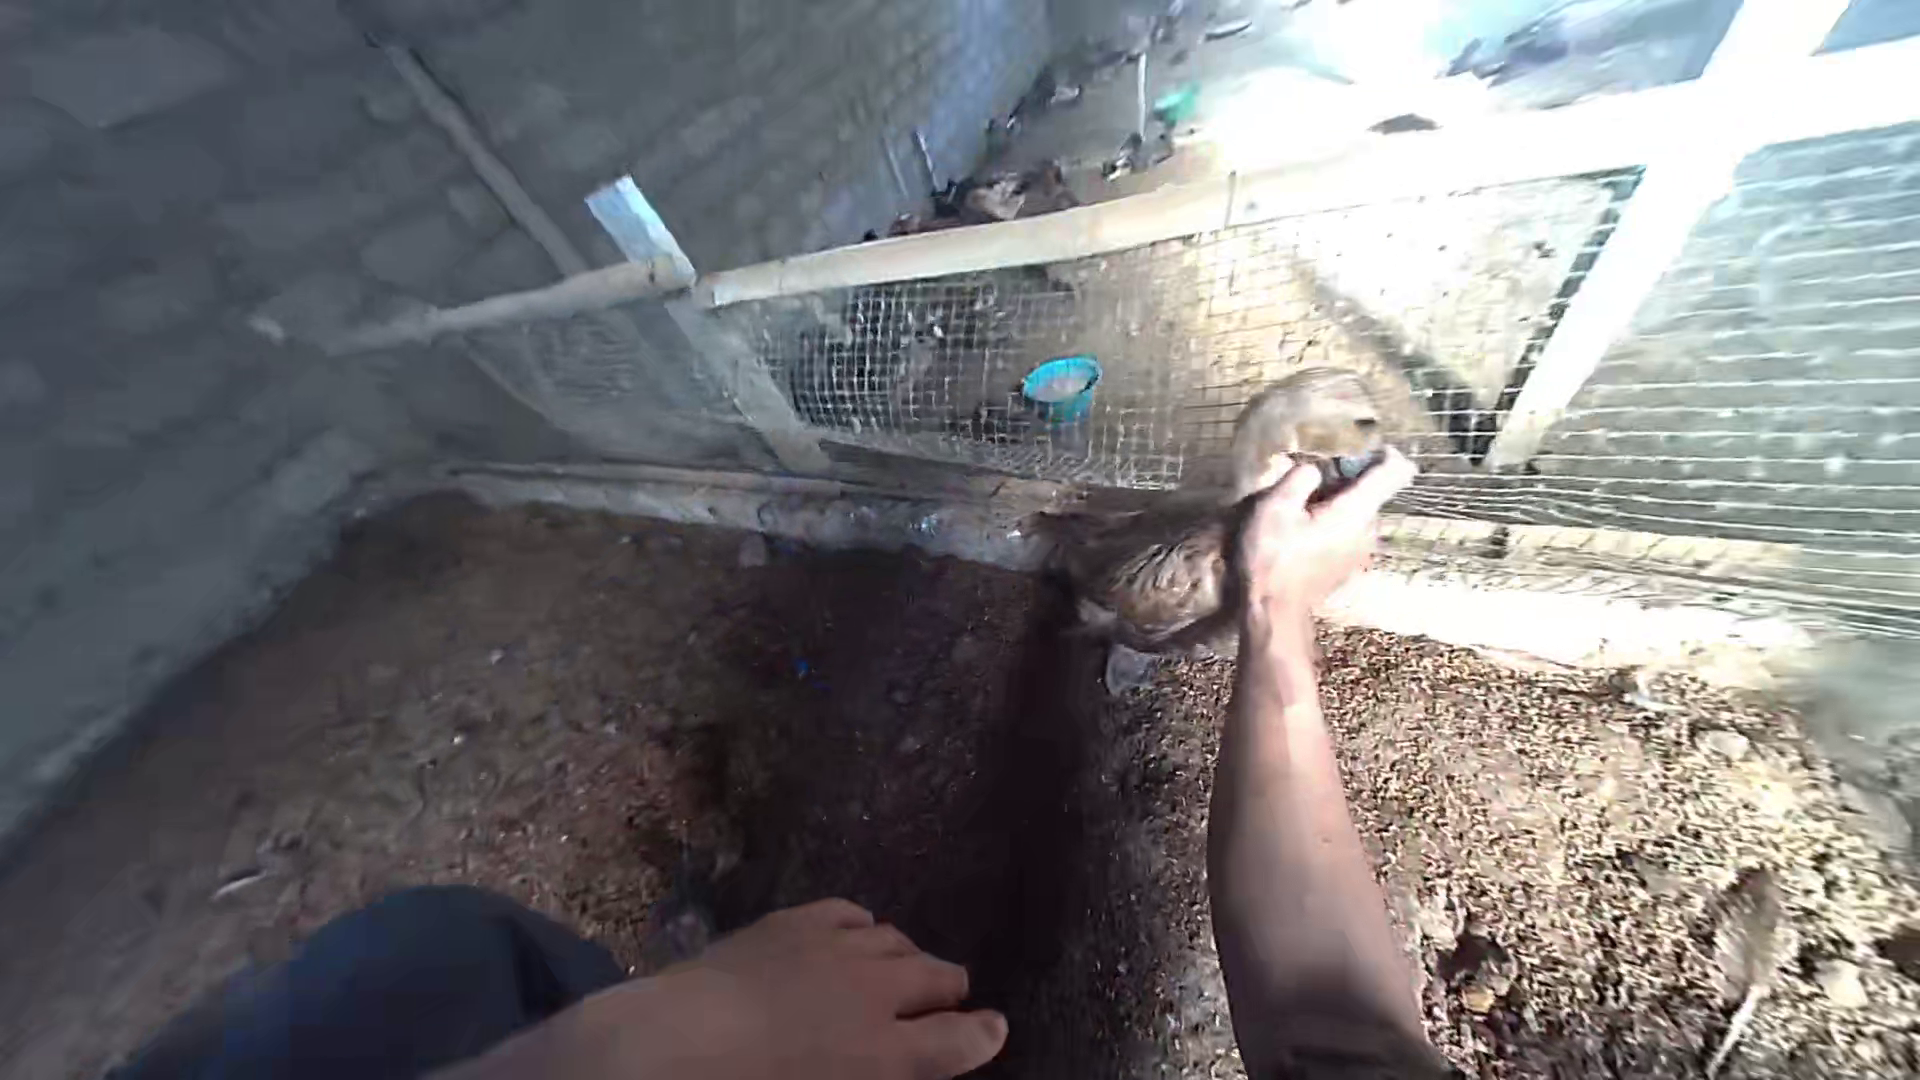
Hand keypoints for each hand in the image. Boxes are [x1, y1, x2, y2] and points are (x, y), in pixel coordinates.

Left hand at [450, 899, 1005, 1079]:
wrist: (681, 1042)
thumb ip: (874, 1068)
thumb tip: (886, 1058)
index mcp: (879, 1054)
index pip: (951, 1044)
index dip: (980, 1034)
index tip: (999, 1024)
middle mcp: (872, 992)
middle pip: (933, 977)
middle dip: (949, 984)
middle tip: (954, 986)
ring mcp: (839, 947)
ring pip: (895, 939)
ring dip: (906, 954)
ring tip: (905, 962)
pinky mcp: (804, 920)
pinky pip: (852, 914)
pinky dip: (863, 927)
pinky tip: (861, 932)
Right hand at [1237, 448, 1416, 623]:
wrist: (1274, 609)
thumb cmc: (1272, 557)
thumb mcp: (1274, 509)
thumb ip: (1298, 479)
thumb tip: (1313, 469)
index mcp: (1357, 511)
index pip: (1396, 471)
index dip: (1383, 453)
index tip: (1356, 451)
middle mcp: (1369, 530)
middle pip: (1370, 493)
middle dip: (1342, 483)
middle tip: (1303, 487)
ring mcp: (1362, 551)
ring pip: (1356, 515)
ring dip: (1333, 507)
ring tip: (1296, 515)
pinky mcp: (1349, 566)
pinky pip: (1347, 535)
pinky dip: (1329, 527)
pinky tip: (1299, 538)